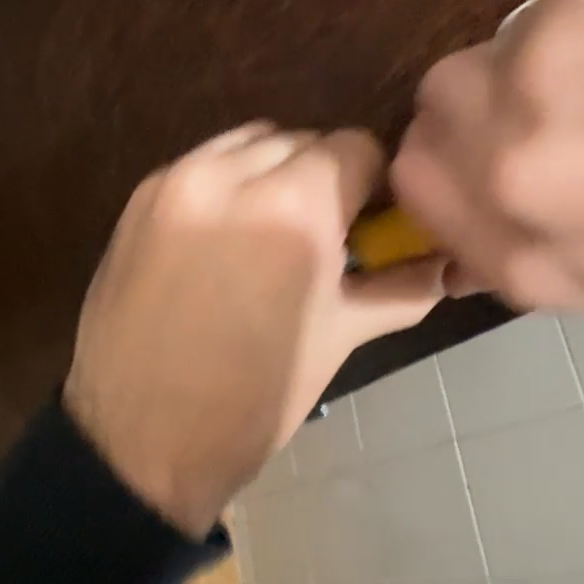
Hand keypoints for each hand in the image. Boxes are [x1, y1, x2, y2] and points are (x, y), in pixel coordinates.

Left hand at [64, 123, 445, 534]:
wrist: (135, 442)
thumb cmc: (251, 402)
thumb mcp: (338, 341)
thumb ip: (401, 288)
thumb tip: (447, 265)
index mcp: (294, 207)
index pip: (357, 147)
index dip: (373, 185)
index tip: (369, 224)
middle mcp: (233, 174)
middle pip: (303, 140)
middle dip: (324, 179)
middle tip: (323, 236)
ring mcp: (178, 180)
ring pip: (250, 143)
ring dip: (273, 172)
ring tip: (270, 232)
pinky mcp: (139, 198)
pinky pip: (203, 164)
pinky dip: (227, 183)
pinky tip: (225, 237)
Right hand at [392, 0, 583, 310]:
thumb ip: (509, 248)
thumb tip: (455, 212)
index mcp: (524, 224)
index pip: (414, 162)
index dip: (455, 154)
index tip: (502, 146)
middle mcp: (524, 127)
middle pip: (446, 82)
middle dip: (500, 92)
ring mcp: (572, 21)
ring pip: (525, 18)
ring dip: (577, 35)